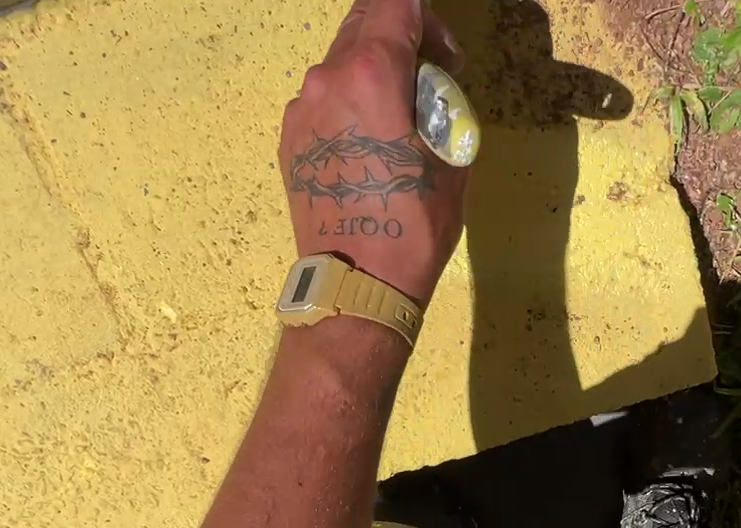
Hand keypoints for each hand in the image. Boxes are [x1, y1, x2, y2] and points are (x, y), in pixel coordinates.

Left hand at [281, 0, 470, 306]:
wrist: (359, 286)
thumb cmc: (415, 228)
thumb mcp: (452, 163)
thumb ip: (440, 108)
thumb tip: (426, 95)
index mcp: (370, 74)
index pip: (396, 5)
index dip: (427, 22)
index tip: (444, 59)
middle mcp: (326, 78)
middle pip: (362, 26)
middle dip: (399, 43)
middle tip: (425, 86)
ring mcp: (301, 110)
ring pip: (339, 67)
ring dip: (371, 78)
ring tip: (395, 125)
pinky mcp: (289, 141)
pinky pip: (323, 104)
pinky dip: (348, 109)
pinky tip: (367, 150)